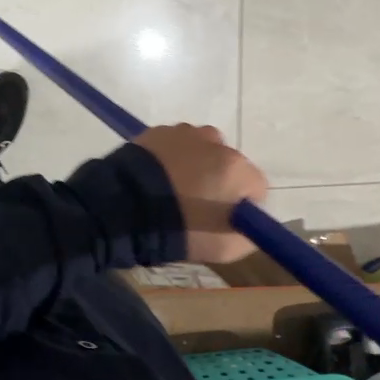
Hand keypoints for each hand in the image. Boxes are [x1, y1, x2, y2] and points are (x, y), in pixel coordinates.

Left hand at [132, 124, 267, 266]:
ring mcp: (183, 132)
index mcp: (238, 169)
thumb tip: (248, 221)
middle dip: (218, 181)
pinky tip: (155, 176)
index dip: (242, 205)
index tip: (225, 219)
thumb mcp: (226, 248)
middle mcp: (215, 142)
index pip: (255, 187)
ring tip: (171, 188)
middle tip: (195, 203)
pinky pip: (172, 145)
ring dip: (194, 165)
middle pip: (227, 164)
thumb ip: (249, 232)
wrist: (124, 205)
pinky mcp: (155, 131)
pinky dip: (169, 157)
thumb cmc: (180, 228)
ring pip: (200, 150)